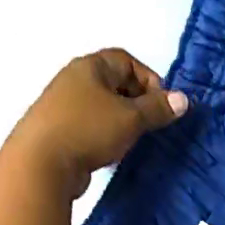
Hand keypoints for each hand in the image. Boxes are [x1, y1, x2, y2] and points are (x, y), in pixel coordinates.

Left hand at [2, 48, 188, 196]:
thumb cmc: (88, 130)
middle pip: (114, 84)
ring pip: (103, 109)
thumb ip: (157, 109)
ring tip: (133, 142)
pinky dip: (106, 137)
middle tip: (151, 126)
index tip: (162, 106)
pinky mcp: (60, 133)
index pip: (127, 61)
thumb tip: (183, 100)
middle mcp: (75, 80)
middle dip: (137, 103)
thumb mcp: (130, 119)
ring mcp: (65, 107)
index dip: (149, 80)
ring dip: (121, 123)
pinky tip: (112, 154)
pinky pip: (91, 128)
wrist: (42, 164)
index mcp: (91, 66)